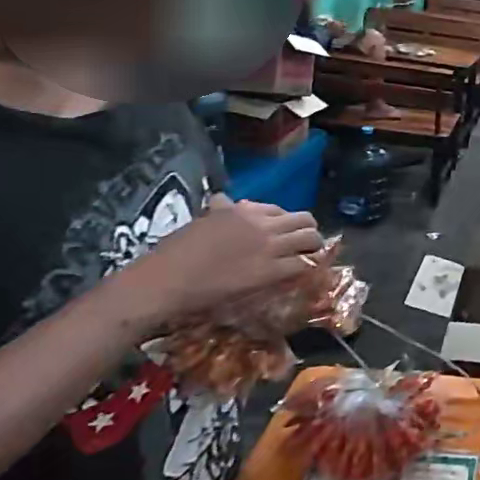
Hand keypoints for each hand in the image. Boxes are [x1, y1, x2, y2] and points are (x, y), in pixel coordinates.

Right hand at [102, 198, 321, 337]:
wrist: (166, 279)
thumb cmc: (176, 251)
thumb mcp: (202, 221)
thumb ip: (220, 210)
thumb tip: (224, 200)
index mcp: (243, 209)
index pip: (279, 209)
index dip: (285, 220)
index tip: (285, 231)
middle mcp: (261, 223)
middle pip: (303, 219)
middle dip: (309, 229)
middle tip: (306, 243)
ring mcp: (267, 246)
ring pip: (309, 239)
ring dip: (314, 247)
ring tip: (311, 257)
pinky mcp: (268, 271)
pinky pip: (300, 264)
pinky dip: (307, 267)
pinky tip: (305, 273)